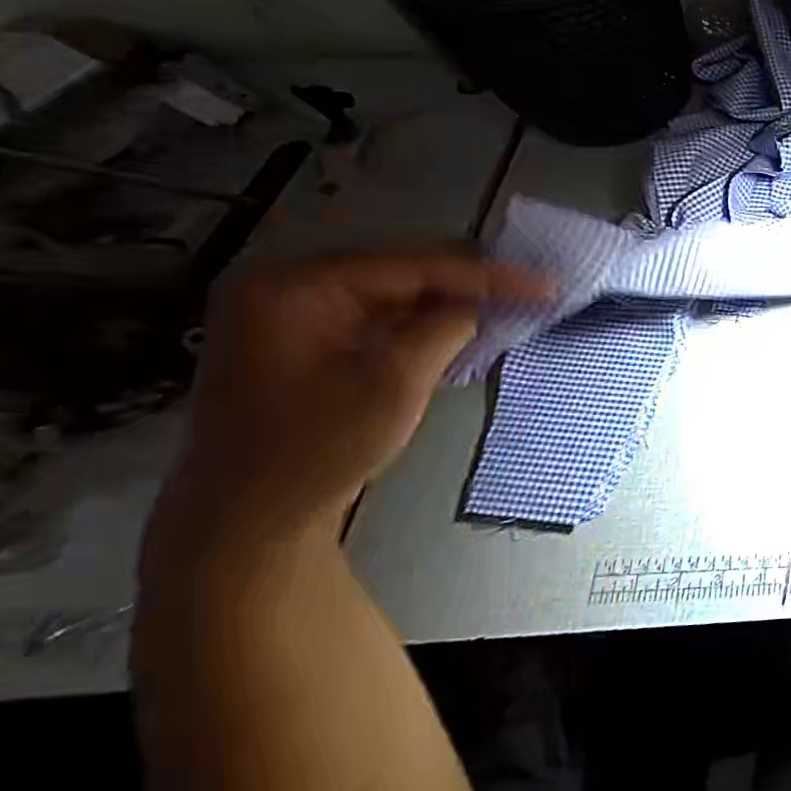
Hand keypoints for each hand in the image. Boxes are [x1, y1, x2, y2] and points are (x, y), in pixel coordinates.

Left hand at [154, 250, 546, 552]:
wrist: (249, 525)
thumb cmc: (317, 453)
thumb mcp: (394, 385)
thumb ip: (444, 329)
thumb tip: (478, 304)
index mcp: (294, 287)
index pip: (409, 264)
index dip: (483, 274)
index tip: (542, 283)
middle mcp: (289, 287)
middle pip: (400, 271)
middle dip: (468, 283)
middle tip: (531, 290)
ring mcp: (295, 315)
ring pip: (394, 294)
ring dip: (450, 303)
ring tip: (510, 304)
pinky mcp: (308, 342)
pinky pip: (379, 318)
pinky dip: (424, 324)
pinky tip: (466, 327)